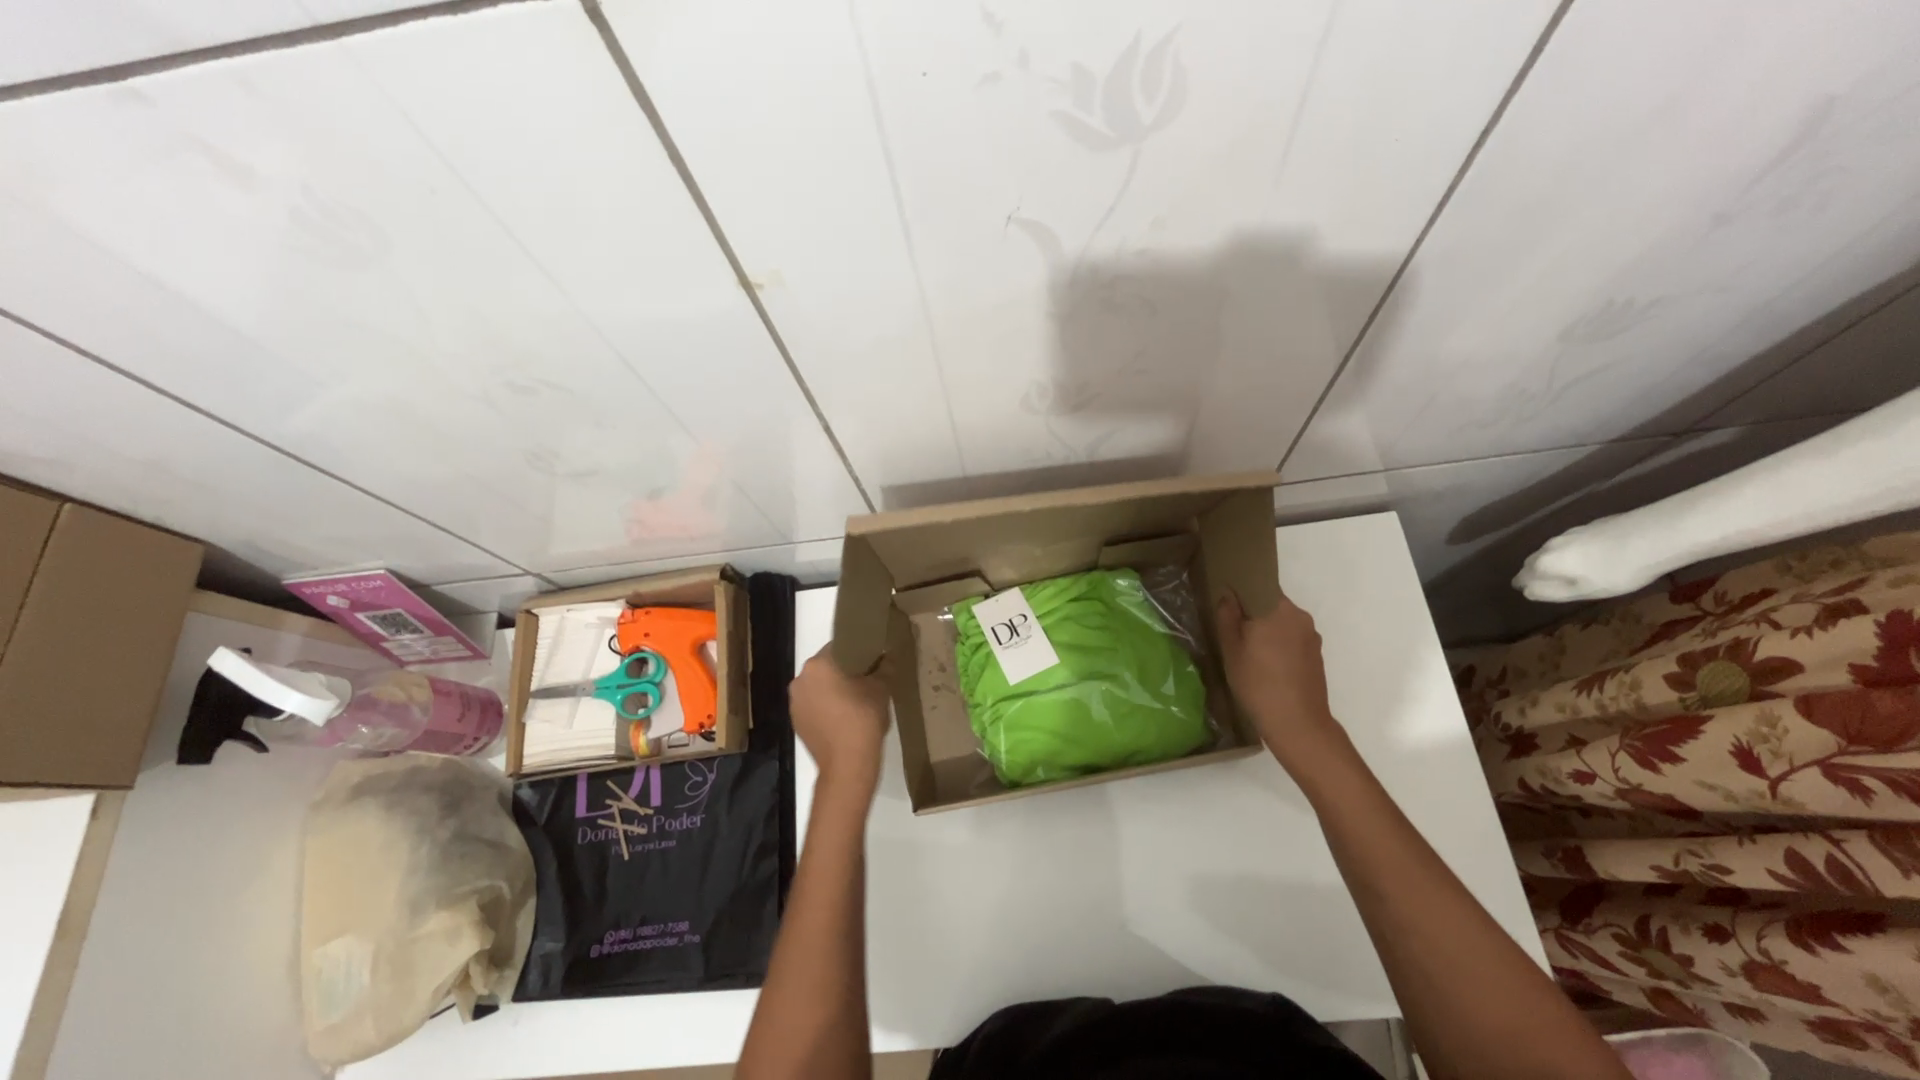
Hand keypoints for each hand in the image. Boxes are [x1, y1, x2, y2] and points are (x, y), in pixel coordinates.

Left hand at [789, 645, 891, 795]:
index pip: (840, 646)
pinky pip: (814, 705)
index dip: (858, 650)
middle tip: (868, 678)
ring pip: (819, 686)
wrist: (847, 765)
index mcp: (819, 665)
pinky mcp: (796, 722)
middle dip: (845, 670)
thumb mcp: (881, 689)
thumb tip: (889, 656)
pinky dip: (826, 706)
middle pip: (827, 666)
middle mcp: (801, 679)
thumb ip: (885, 667)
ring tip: (857, 699)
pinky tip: (844, 717)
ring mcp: (795, 702)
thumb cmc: (863, 720)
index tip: (873, 659)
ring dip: (834, 689)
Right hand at [1214, 590, 1349, 773]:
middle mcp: (1299, 616)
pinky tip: (1268, 667)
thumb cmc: (1258, 684)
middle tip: (1234, 634)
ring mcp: (1311, 636)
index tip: (1227, 605)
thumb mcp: (1231, 650)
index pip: (1258, 586)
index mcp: (1277, 609)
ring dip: (1268, 631)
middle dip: (1254, 614)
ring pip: (1283, 623)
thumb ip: (1228, 617)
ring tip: (1250, 654)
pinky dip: (1280, 646)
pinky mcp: (1316, 655)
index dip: (1241, 592)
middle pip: (1271, 605)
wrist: (1298, 724)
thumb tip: (1228, 595)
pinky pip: (1293, 639)